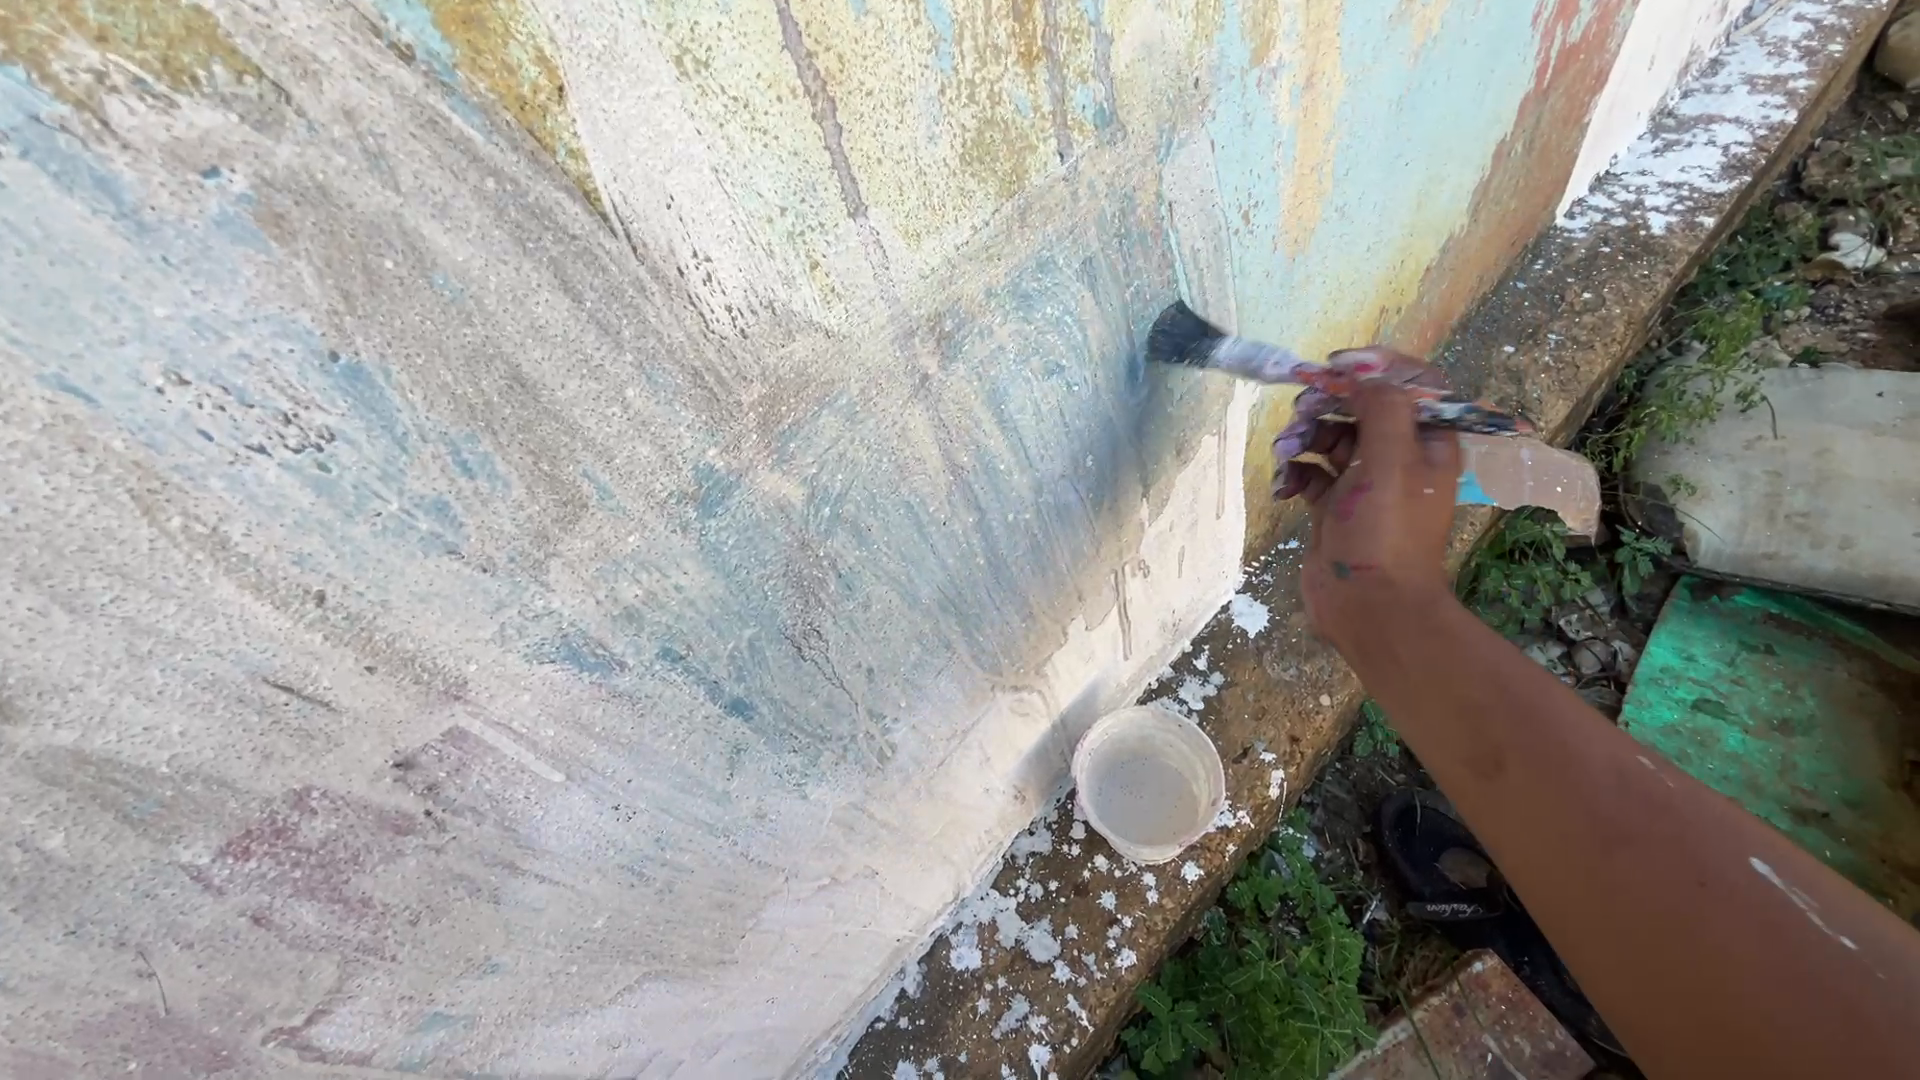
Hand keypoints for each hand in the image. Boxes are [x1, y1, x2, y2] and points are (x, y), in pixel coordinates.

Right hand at [1277, 351, 1462, 651]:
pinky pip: (1310, 472)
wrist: (1368, 605)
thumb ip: (1381, 407)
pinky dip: (1293, 473)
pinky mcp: (1334, 505)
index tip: (1333, 367)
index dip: (1374, 367)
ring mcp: (1364, 481)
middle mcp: (1399, 456)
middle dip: (1326, 404)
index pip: (1411, 383)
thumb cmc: (1385, 531)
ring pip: (1329, 437)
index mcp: (1429, 441)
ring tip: (1284, 454)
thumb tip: (1359, 374)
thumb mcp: (1392, 460)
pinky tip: (1283, 488)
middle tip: (1299, 412)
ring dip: (1301, 438)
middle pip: (1361, 406)